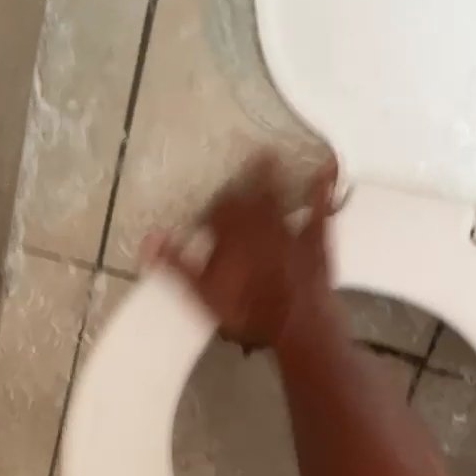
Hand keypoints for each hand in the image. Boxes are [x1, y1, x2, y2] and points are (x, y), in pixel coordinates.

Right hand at [141, 154, 338, 351]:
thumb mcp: (202, 293)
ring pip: (278, 195)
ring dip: (274, 174)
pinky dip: (322, 189)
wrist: (296, 324)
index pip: (215, 211)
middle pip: (246, 195)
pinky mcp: (316, 240)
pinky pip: (319, 209)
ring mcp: (289, 229)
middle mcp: (258, 223)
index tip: (204, 213)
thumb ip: (176, 264)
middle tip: (238, 159)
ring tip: (271, 151)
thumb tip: (149, 238)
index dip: (209, 210)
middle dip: (240, 179)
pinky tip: (326, 169)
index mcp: (229, 234)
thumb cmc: (247, 312)